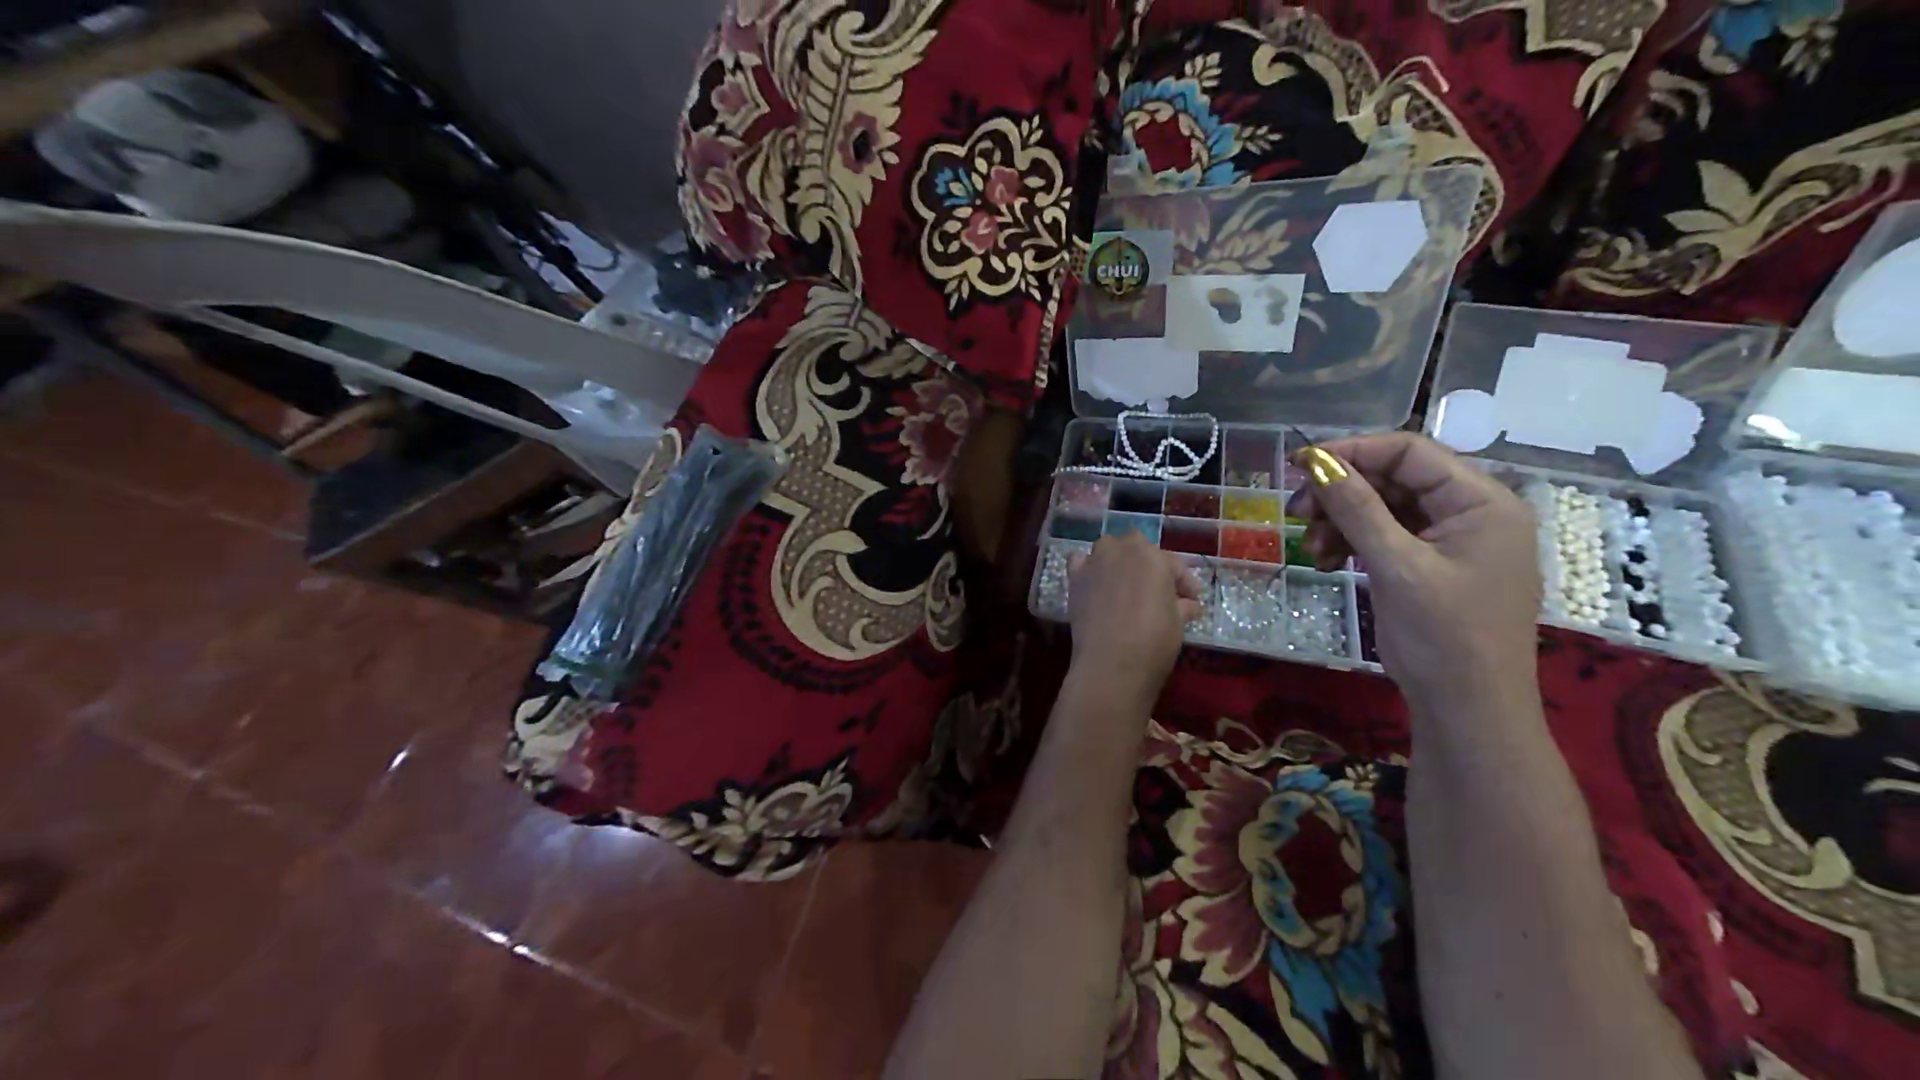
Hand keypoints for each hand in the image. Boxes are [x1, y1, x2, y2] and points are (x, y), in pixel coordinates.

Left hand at [1066, 532, 1203, 707]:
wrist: (1111, 663)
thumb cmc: (1153, 641)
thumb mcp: (1178, 622)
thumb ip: (1182, 606)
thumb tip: (1188, 605)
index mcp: (1153, 557)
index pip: (1173, 564)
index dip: (1184, 582)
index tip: (1192, 600)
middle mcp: (1122, 550)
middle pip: (1138, 547)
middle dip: (1149, 564)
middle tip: (1158, 589)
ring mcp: (1095, 561)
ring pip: (1108, 549)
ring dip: (1119, 560)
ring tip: (1127, 585)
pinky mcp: (1075, 578)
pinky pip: (1081, 561)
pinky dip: (1088, 567)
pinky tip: (1096, 583)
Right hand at [1286, 433, 1540, 703]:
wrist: (1467, 709)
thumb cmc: (1443, 635)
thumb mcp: (1396, 566)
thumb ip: (1357, 508)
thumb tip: (1317, 462)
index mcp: (1482, 502)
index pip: (1411, 452)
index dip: (1353, 451)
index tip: (1300, 464)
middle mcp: (1470, 512)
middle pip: (1394, 479)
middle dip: (1341, 493)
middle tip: (1296, 512)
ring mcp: (1450, 540)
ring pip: (1383, 508)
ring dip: (1340, 522)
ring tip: (1311, 549)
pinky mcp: (1429, 565)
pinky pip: (1384, 537)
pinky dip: (1352, 544)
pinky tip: (1326, 562)